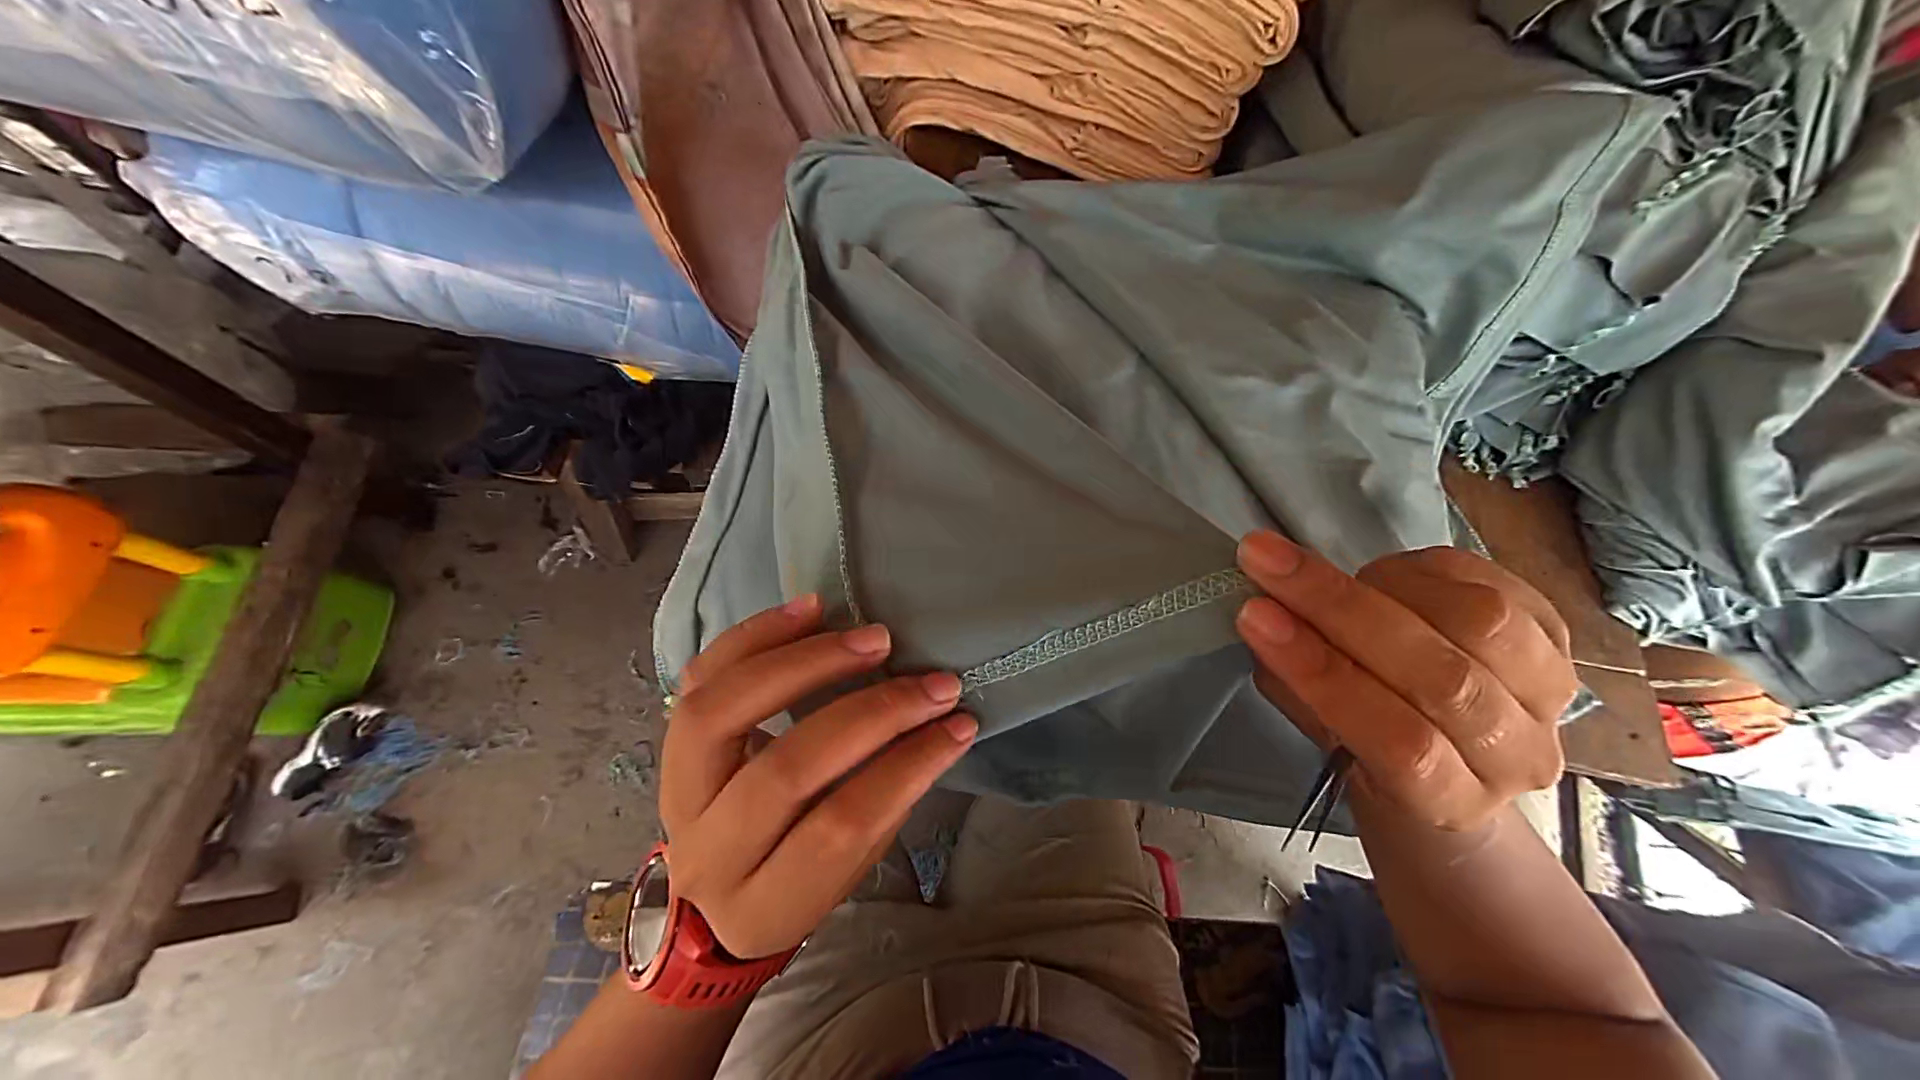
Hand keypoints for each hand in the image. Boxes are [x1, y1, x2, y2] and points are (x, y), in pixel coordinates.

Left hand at [658, 595, 976, 958]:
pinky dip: (755, 636)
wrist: (709, 903)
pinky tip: (810, 609)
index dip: (908, 767)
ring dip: (807, 664)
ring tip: (869, 638)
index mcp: (766, 903)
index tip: (959, 722)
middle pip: (786, 770)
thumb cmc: (796, 885)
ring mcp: (676, 794)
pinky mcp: (669, 744)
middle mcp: (708, 851)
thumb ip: (882, 802)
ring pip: (722, 714)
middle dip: (871, 714)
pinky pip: (700, 676)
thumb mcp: (849, 869)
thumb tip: (935, 722)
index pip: (842, 828)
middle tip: (929, 681)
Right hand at [1234, 531, 1576, 831]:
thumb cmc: (1366, 741)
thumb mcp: (1316, 728)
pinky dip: (1423, 568)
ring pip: (1478, 624)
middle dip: (1337, 607)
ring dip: (1382, 586)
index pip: (1396, 740)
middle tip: (1267, 562)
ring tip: (1332, 578)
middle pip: (1440, 677)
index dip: (1323, 673)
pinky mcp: (1557, 637)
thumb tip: (1266, 614)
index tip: (1254, 616)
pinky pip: (1496, 585)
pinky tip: (1380, 574)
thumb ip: (1295, 680)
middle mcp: (1517, 755)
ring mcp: (1550, 695)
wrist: (1445, 748)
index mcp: (1450, 800)